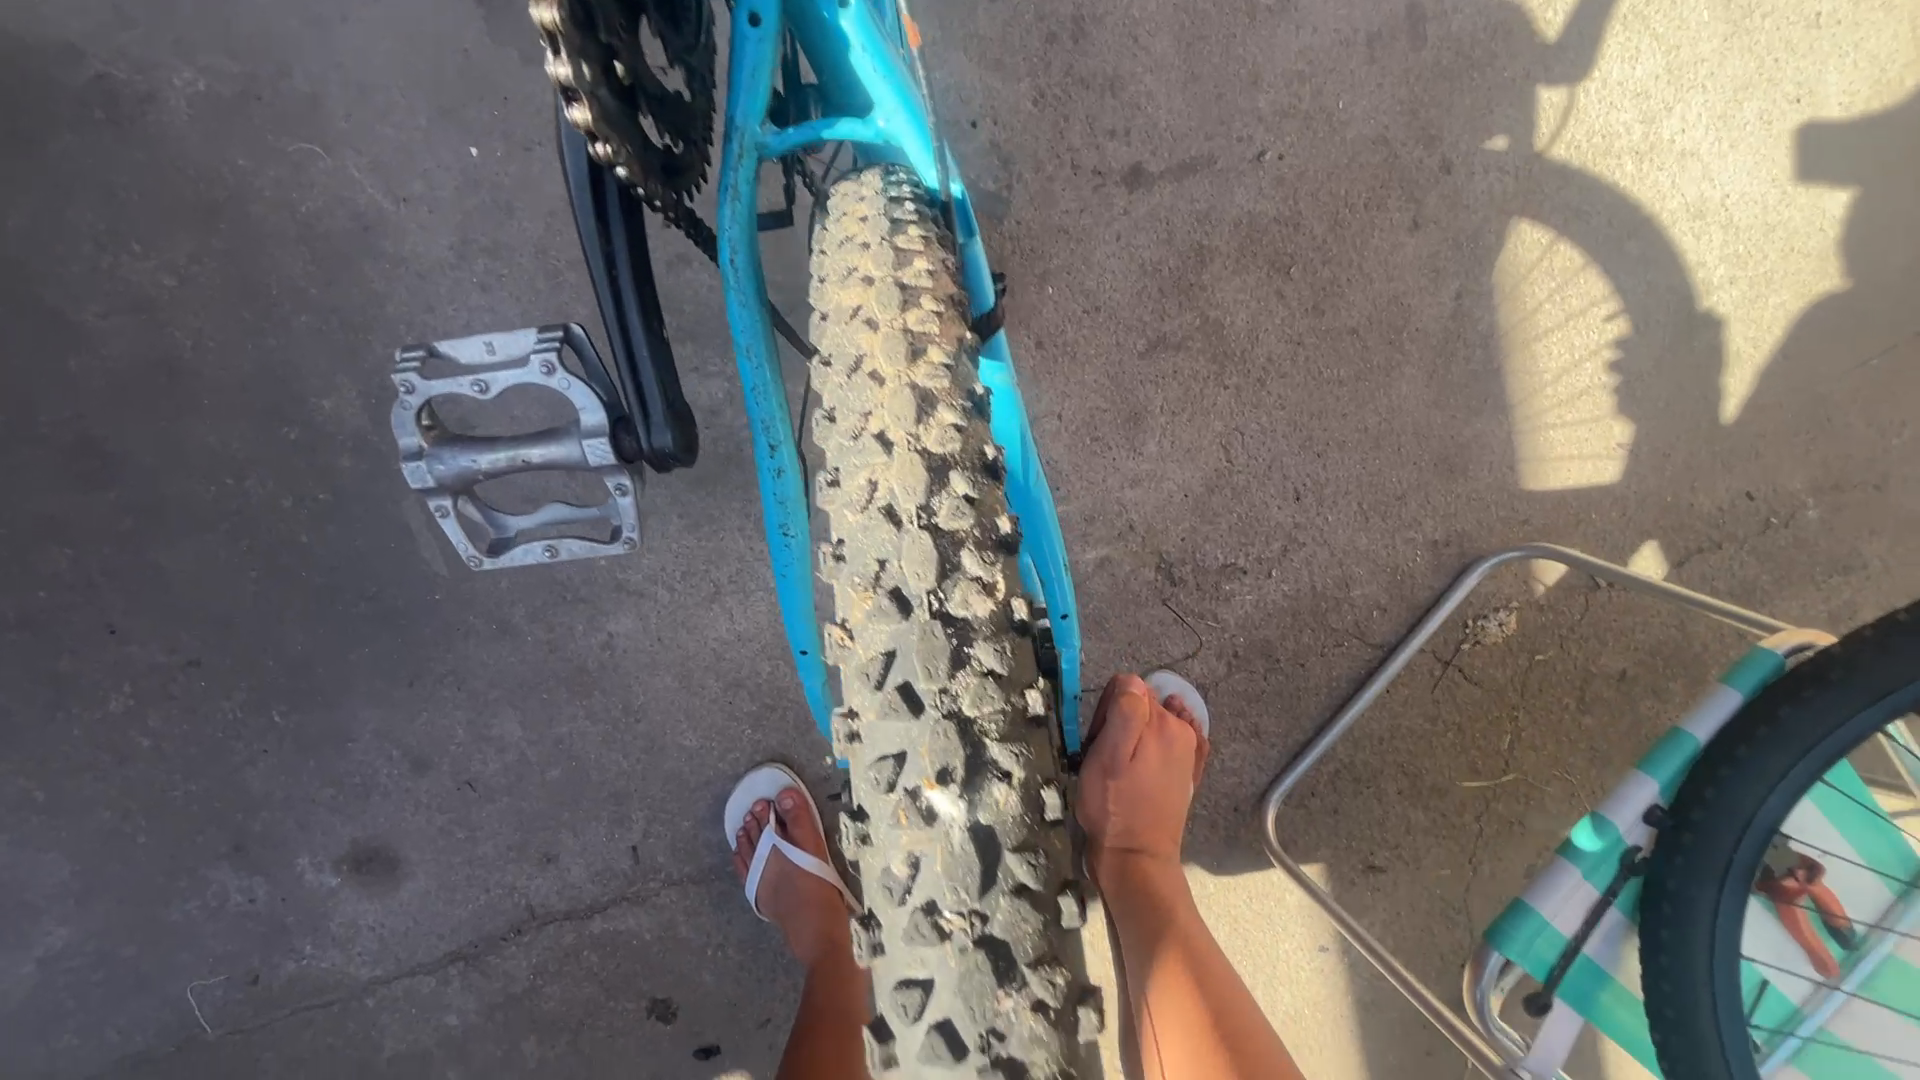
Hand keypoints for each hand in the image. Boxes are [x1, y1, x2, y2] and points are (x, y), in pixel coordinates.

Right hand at [1077, 673, 1208, 880]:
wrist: (1136, 857)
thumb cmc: (1114, 806)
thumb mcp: (1107, 754)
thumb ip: (1124, 711)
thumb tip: (1132, 681)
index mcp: (1162, 723)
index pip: (1127, 688)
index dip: (1105, 709)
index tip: (1097, 738)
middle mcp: (1182, 731)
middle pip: (1141, 704)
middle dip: (1118, 721)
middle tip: (1105, 756)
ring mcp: (1189, 753)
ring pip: (1153, 722)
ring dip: (1134, 736)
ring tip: (1120, 767)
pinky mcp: (1187, 772)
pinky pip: (1176, 740)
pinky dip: (1159, 741)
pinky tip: (1148, 758)